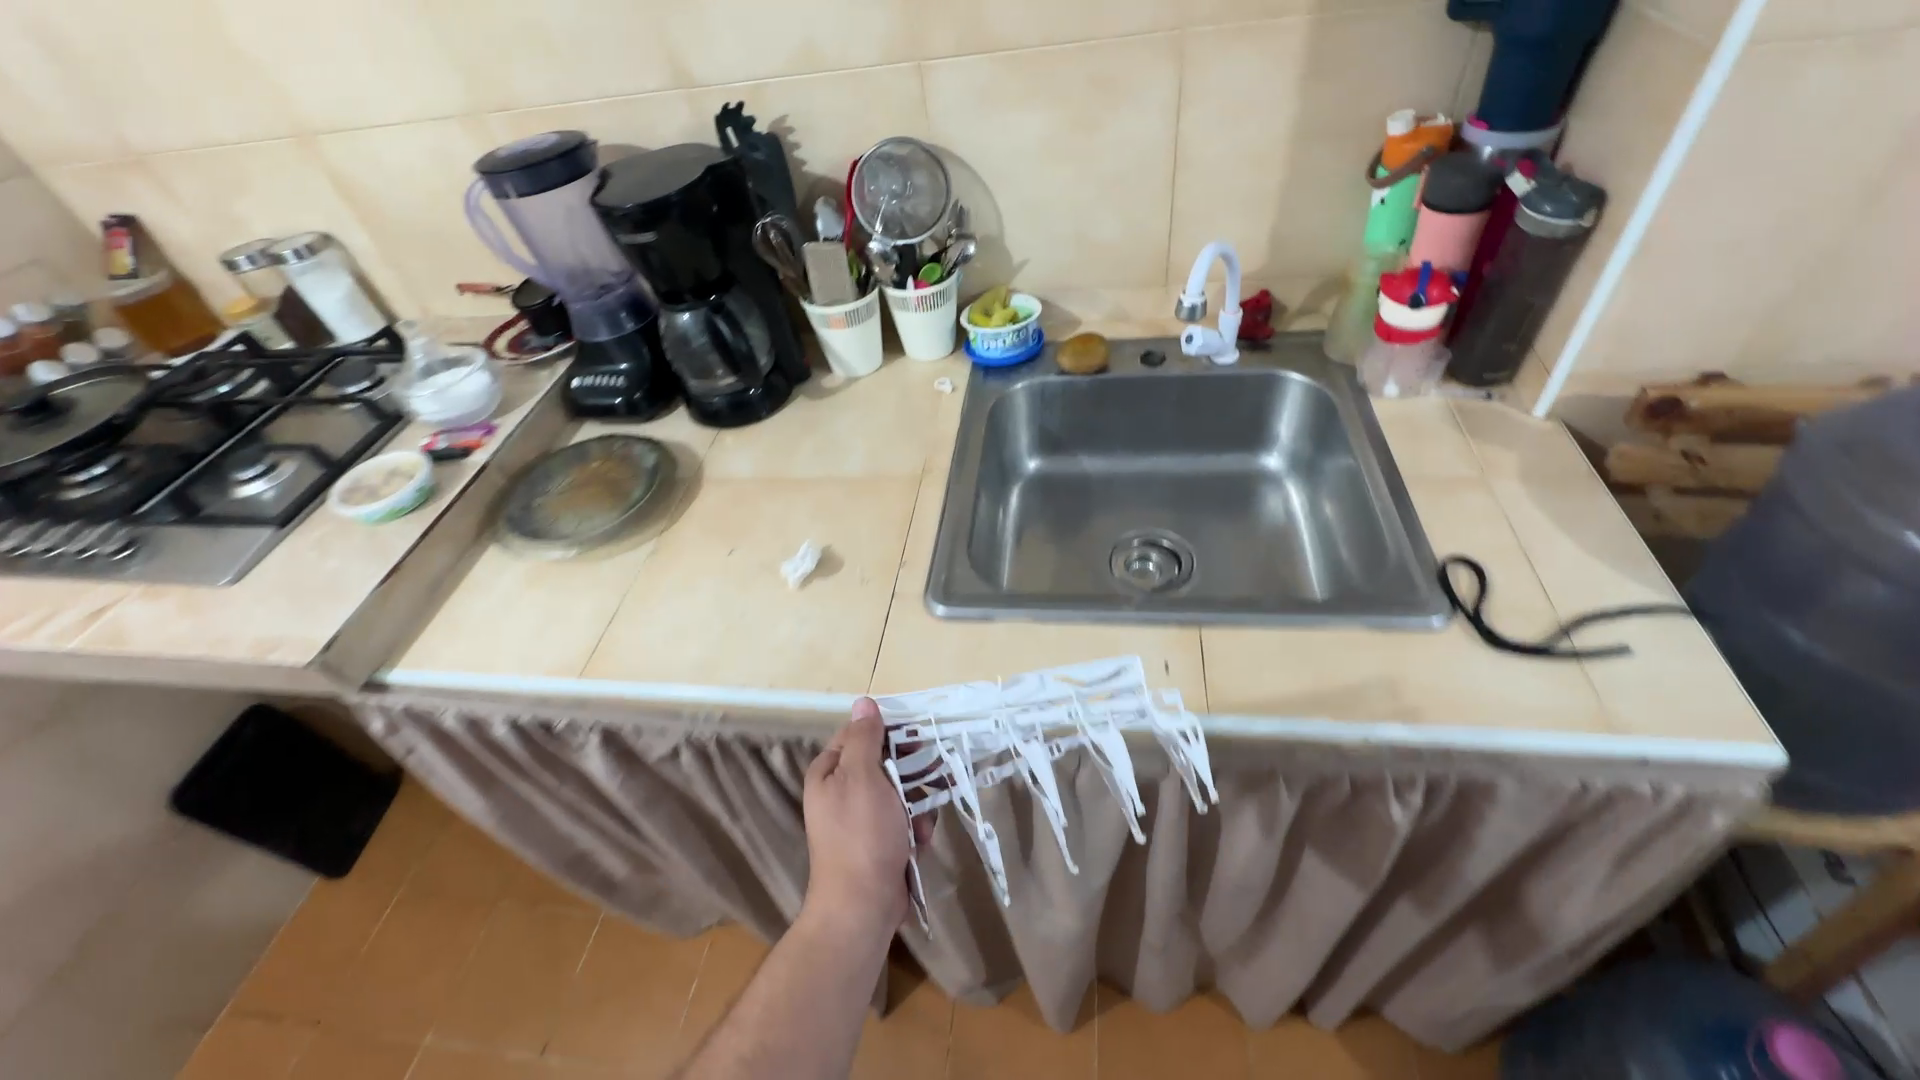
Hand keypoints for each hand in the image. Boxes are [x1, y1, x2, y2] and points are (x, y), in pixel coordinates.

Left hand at [801, 698, 930, 934]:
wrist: (862, 905)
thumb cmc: (861, 834)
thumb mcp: (863, 776)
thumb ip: (865, 738)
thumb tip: (863, 701)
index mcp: (829, 772)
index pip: (860, 734)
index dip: (889, 732)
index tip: (918, 736)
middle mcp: (840, 792)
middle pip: (884, 763)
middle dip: (910, 773)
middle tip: (933, 774)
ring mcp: (860, 820)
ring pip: (900, 793)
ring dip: (917, 804)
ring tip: (921, 822)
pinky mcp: (879, 844)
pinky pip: (903, 822)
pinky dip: (914, 829)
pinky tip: (918, 843)